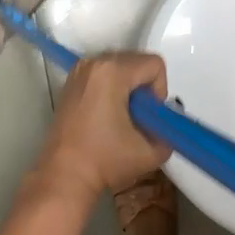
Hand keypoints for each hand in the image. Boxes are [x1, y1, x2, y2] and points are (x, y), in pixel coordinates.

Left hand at [35, 53, 172, 199]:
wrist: (66, 173)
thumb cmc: (107, 160)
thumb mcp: (152, 151)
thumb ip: (168, 130)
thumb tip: (164, 122)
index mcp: (112, 72)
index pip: (154, 64)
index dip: (159, 91)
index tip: (148, 116)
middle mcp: (94, 62)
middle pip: (135, 61)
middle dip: (144, 88)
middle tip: (138, 118)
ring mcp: (79, 70)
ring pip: (119, 66)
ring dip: (128, 87)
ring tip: (122, 117)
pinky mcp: (71, 81)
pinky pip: (102, 73)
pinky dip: (111, 88)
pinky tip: (106, 115)